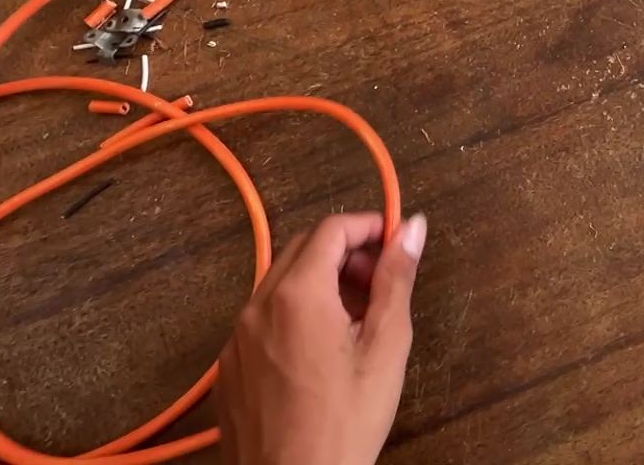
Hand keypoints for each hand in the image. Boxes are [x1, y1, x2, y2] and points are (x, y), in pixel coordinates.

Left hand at [217, 212, 427, 464]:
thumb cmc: (347, 419)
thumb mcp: (386, 343)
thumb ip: (397, 276)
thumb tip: (413, 225)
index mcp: (298, 294)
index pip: (333, 229)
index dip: (370, 226)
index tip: (397, 245)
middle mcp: (257, 307)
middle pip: (305, 248)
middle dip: (348, 251)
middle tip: (382, 280)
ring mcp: (236, 340)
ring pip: (283, 282)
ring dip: (323, 279)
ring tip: (359, 316)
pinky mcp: (229, 370)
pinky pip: (265, 317)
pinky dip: (297, 310)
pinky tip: (325, 349)